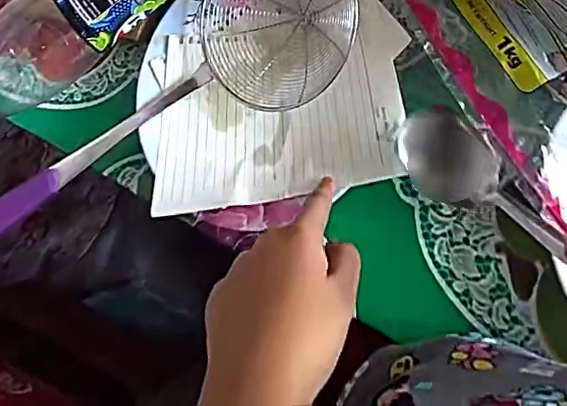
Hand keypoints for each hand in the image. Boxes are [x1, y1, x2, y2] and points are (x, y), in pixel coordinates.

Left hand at [201, 178, 361, 405]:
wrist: (253, 389)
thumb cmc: (307, 342)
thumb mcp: (344, 301)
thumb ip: (348, 261)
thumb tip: (336, 245)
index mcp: (298, 240)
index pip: (315, 208)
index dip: (323, 195)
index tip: (325, 181)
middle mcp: (265, 245)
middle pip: (291, 240)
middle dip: (304, 256)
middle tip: (318, 294)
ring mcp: (237, 269)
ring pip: (267, 263)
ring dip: (279, 277)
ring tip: (289, 318)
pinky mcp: (218, 296)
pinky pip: (245, 286)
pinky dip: (256, 297)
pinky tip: (263, 326)